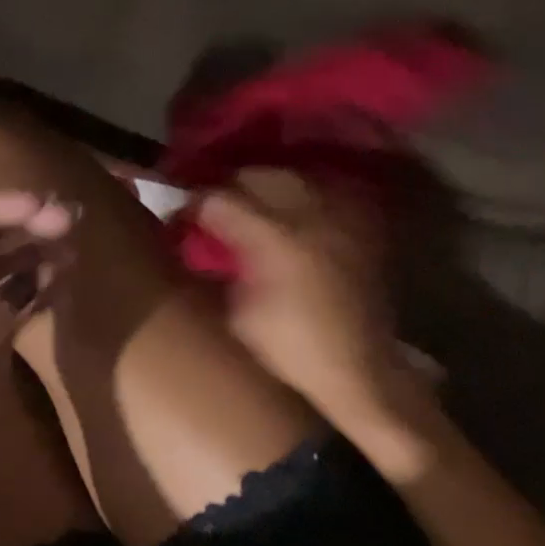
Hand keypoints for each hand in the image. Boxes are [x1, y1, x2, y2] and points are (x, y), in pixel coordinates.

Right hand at [198, 169, 414, 427]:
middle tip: (218, 216)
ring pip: (296, 180)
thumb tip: (204, 252)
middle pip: (259, 176)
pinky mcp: (362, 231)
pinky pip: (327, 199)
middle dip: (232, 190)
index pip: (219, 198)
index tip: (182, 223)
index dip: (192, 207)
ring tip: (256, 215)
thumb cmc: (293, 353)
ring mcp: (341, 219)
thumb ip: (218, 275)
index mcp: (274, 237)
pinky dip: (305, 205)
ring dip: (270, 192)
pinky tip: (295, 226)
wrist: (359, 370)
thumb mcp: (240, 319)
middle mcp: (310, 215)